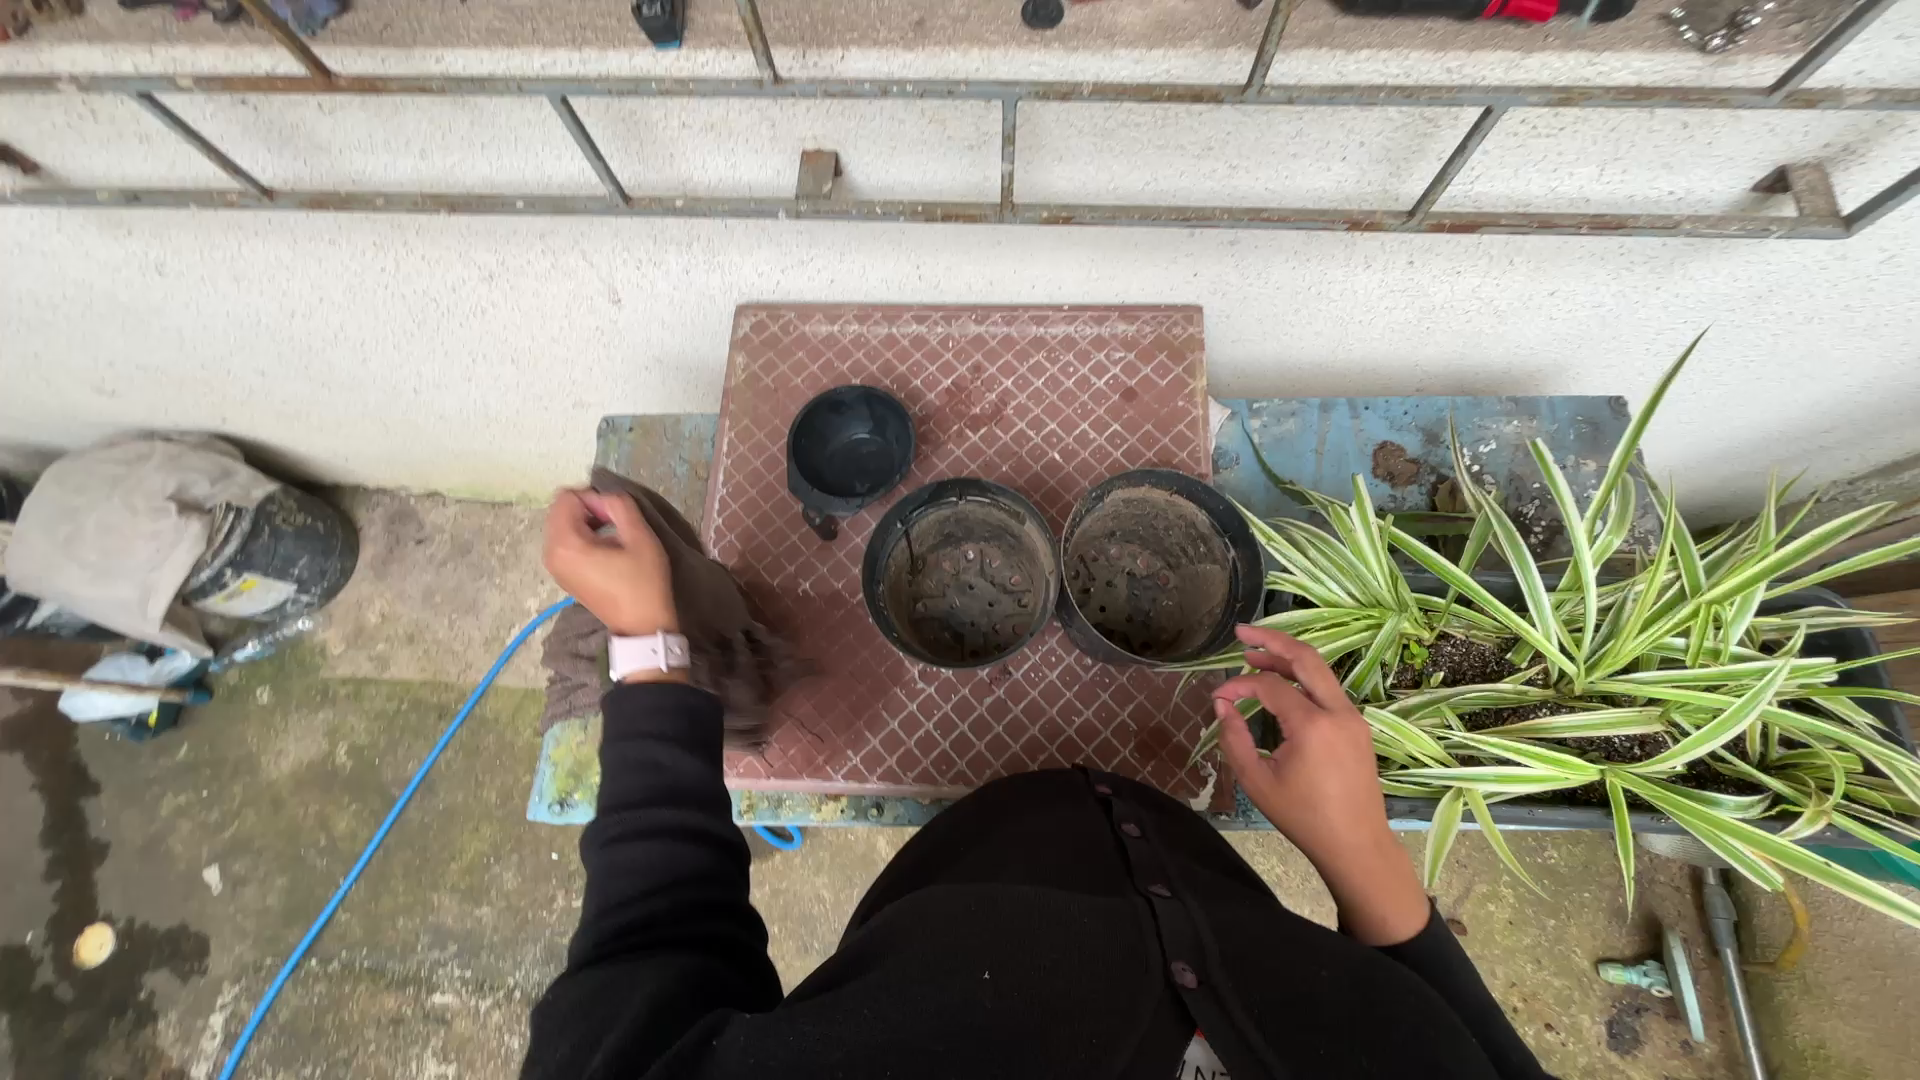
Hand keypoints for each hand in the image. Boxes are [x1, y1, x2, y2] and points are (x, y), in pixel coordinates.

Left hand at [543, 489, 678, 637]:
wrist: (641, 625)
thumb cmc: (643, 582)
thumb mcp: (641, 538)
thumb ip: (621, 506)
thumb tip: (605, 498)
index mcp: (565, 544)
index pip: (567, 498)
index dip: (595, 499)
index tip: (618, 517)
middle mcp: (550, 553)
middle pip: (561, 510)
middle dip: (588, 509)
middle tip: (617, 525)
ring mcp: (554, 566)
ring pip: (562, 524)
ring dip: (587, 522)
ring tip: (614, 538)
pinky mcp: (562, 575)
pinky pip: (565, 542)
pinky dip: (583, 537)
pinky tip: (607, 550)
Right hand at [1212, 624, 1428, 944]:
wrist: (1357, 846)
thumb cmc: (1303, 817)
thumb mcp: (1256, 781)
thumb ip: (1234, 738)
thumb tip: (1222, 705)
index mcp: (1313, 725)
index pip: (1270, 685)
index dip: (1239, 684)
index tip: (1217, 698)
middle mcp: (1338, 712)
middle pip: (1306, 657)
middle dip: (1272, 639)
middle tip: (1241, 631)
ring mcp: (1353, 718)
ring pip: (1319, 670)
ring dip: (1287, 657)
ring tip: (1255, 653)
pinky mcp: (1357, 727)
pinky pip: (1327, 689)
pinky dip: (1302, 678)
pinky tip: (1281, 681)